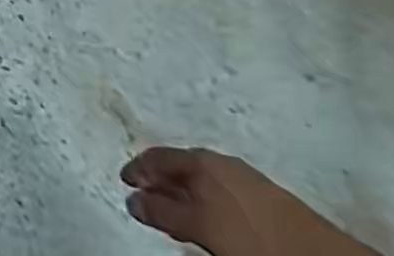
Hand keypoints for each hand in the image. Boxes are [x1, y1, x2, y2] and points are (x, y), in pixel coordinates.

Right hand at [120, 147, 380, 255]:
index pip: (156, 157)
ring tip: (177, 216)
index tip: (124, 182)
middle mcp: (221, 163)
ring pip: (204, 184)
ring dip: (185, 196)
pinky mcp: (269, 200)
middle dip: (161, 183)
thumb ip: (162, 211)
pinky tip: (211, 222)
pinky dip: (208, 204)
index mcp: (201, 160)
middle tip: (146, 198)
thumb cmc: (251, 236)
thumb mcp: (200, 225)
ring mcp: (247, 180)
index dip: (137, 169)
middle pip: (180, 168)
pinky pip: (223, 195)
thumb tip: (131, 199)